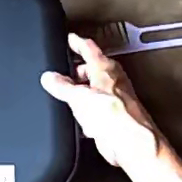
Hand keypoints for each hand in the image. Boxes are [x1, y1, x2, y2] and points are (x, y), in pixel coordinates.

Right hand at [40, 33, 169, 175]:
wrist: (131, 143)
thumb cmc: (115, 117)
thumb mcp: (79, 97)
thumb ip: (62, 86)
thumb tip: (50, 78)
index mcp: (105, 69)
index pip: (89, 48)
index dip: (77, 42)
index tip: (70, 39)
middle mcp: (113, 81)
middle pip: (94, 68)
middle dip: (79, 68)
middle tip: (66, 69)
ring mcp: (116, 99)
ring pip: (96, 88)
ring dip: (83, 90)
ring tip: (70, 92)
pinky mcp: (115, 117)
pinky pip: (98, 108)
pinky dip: (88, 110)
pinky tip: (81, 116)